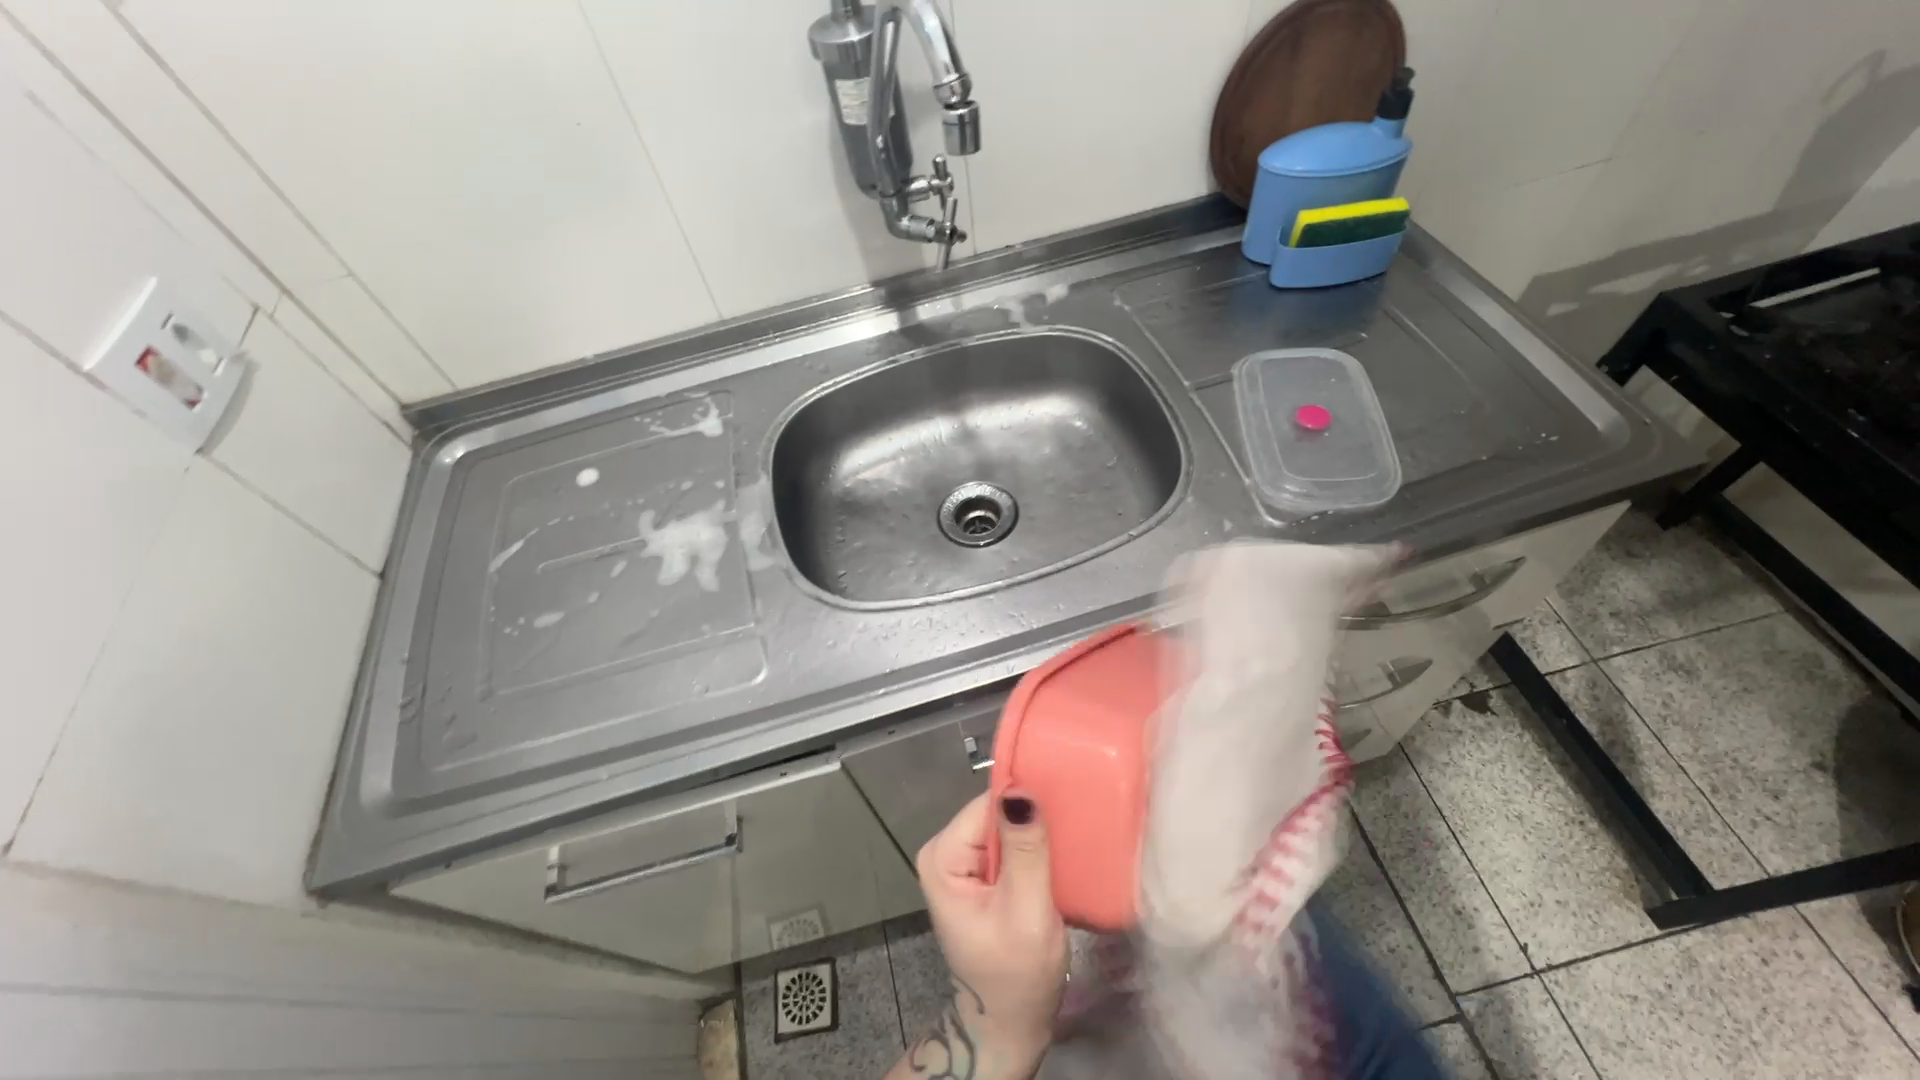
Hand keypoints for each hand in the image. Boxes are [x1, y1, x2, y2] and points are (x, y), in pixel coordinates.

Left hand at [887, 792, 1067, 1079]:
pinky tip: (1064, 855)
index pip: (989, 805)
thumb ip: (1024, 852)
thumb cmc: (1016, 975)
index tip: (1068, 800)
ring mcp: (965, 864)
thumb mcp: (1026, 913)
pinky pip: (1014, 845)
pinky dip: (1038, 850)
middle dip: (1035, 817)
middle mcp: (947, 851)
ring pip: (1009, 826)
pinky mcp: (985, 876)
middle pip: (998, 812)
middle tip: (1079, 823)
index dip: (1026, 802)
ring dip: (1041, 833)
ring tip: (1077, 838)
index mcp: (942, 857)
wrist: (1010, 1024)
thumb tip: (1020, 791)